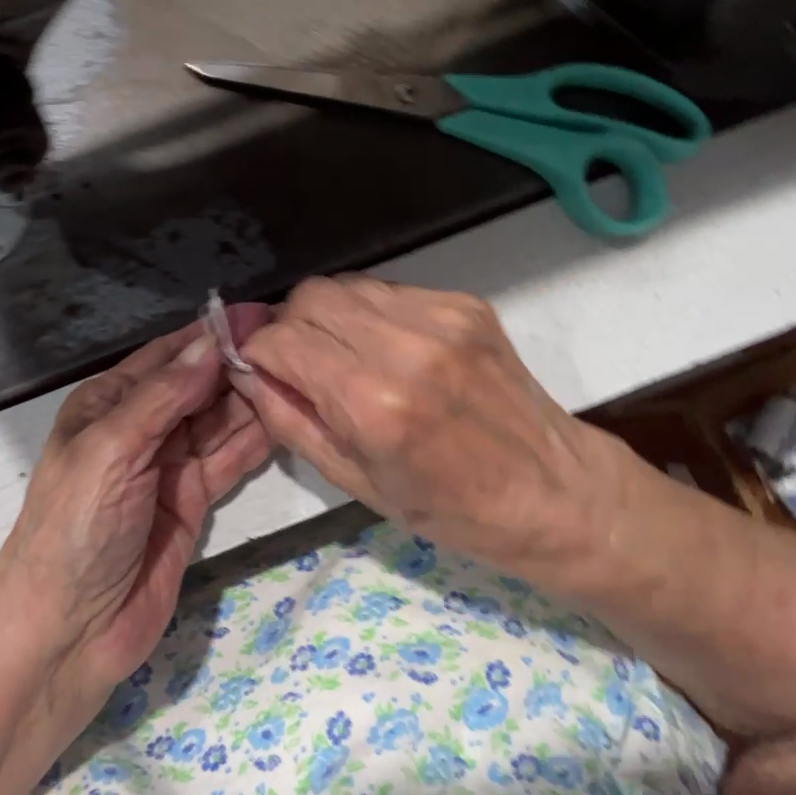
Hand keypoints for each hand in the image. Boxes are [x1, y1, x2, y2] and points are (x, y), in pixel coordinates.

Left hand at [0, 305, 273, 709]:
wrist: (69, 629)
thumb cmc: (76, 529)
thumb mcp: (110, 452)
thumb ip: (162, 399)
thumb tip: (210, 344)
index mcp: (107, 405)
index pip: (166, 358)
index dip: (209, 335)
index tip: (260, 314)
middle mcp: (139, 429)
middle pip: (197, 386)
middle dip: (238, 363)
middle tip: (296, 343)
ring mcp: (168, 467)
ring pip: (219, 421)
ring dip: (254, 398)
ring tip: (302, 372)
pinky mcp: (193, 503)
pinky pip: (230, 461)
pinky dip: (256, 440)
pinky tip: (289, 417)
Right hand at [233, 275, 637, 574]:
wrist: (551, 491)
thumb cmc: (446, 508)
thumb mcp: (352, 481)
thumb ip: (287, 418)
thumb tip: (244, 370)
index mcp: (372, 403)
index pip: (280, 340)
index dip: (257, 353)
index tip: (259, 371)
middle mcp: (405, 347)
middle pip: (307, 299)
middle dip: (288, 327)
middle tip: (298, 365)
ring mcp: (440, 318)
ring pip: (343, 286)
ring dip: (326, 318)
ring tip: (342, 358)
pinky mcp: (464, 304)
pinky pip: (385, 291)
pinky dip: (367, 315)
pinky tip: (384, 350)